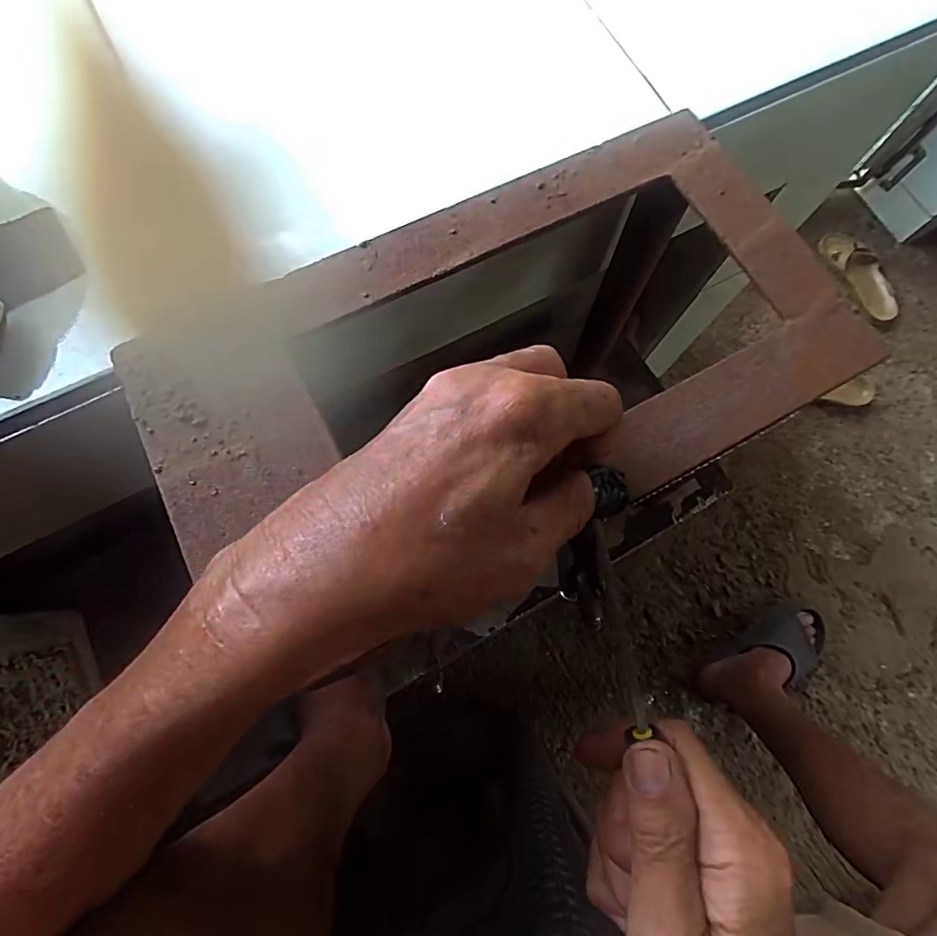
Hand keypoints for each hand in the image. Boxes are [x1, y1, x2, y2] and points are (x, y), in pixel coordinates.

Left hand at [204, 345, 620, 682]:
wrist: (330, 563)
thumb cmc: (431, 563)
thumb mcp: (526, 551)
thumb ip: (569, 505)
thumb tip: (577, 483)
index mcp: (523, 410)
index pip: (598, 398)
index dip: (607, 438)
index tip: (589, 475)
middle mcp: (481, 382)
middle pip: (552, 372)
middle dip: (568, 413)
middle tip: (557, 469)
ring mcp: (439, 389)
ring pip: (509, 379)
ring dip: (528, 416)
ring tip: (515, 477)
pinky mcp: (411, 408)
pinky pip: (472, 398)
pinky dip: (491, 422)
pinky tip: (475, 475)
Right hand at [577, 720, 796, 935]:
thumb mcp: (663, 934)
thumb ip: (659, 837)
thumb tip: (648, 750)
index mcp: (742, 846)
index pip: (679, 745)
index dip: (627, 743)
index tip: (588, 757)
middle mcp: (747, 837)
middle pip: (660, 774)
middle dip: (623, 816)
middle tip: (624, 873)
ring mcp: (735, 852)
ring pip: (650, 803)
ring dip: (623, 846)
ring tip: (631, 901)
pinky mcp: (720, 865)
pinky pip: (658, 833)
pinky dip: (634, 864)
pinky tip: (639, 905)